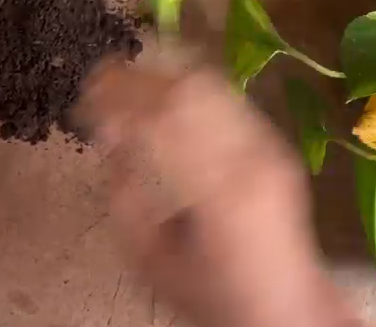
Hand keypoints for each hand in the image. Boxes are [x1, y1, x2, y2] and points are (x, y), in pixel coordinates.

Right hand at [80, 61, 357, 326]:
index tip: (87, 100)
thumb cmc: (214, 295)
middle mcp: (248, 156)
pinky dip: (186, 82)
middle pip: (183, 89)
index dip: (117, 100)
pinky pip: (224, 93)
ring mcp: (267, 143)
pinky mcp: (274, 139)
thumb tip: (109, 142)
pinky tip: (162, 87)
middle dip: (133, 78)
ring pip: (206, 81)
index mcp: (218, 192)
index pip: (159, 120)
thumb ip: (123, 202)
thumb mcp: (151, 263)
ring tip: (126, 79)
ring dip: (159, 73)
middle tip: (98, 81)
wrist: (288, 309)